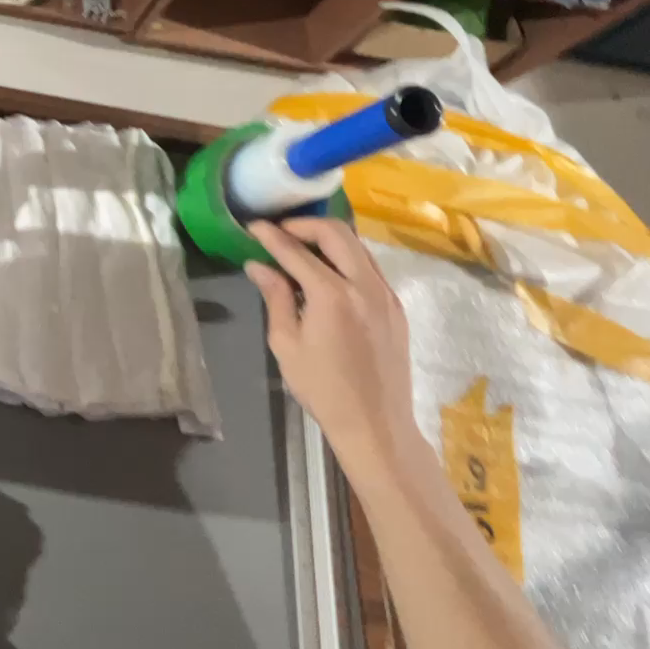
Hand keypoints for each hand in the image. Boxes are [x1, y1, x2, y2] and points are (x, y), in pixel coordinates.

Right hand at [245, 218, 420, 476]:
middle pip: (336, 233)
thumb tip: (258, 265)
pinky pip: (370, 266)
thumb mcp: (285, 343)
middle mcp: (364, 286)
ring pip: (357, 245)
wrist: (376, 424)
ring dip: (328, 238)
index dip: (271, 235)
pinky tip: (327, 273)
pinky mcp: (396, 306)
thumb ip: (275, 297)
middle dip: (304, 225)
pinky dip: (346, 257)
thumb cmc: (321, 388)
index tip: (253, 226)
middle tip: (280, 231)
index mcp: (332, 296)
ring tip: (302, 247)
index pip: (295, 251)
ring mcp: (386, 294)